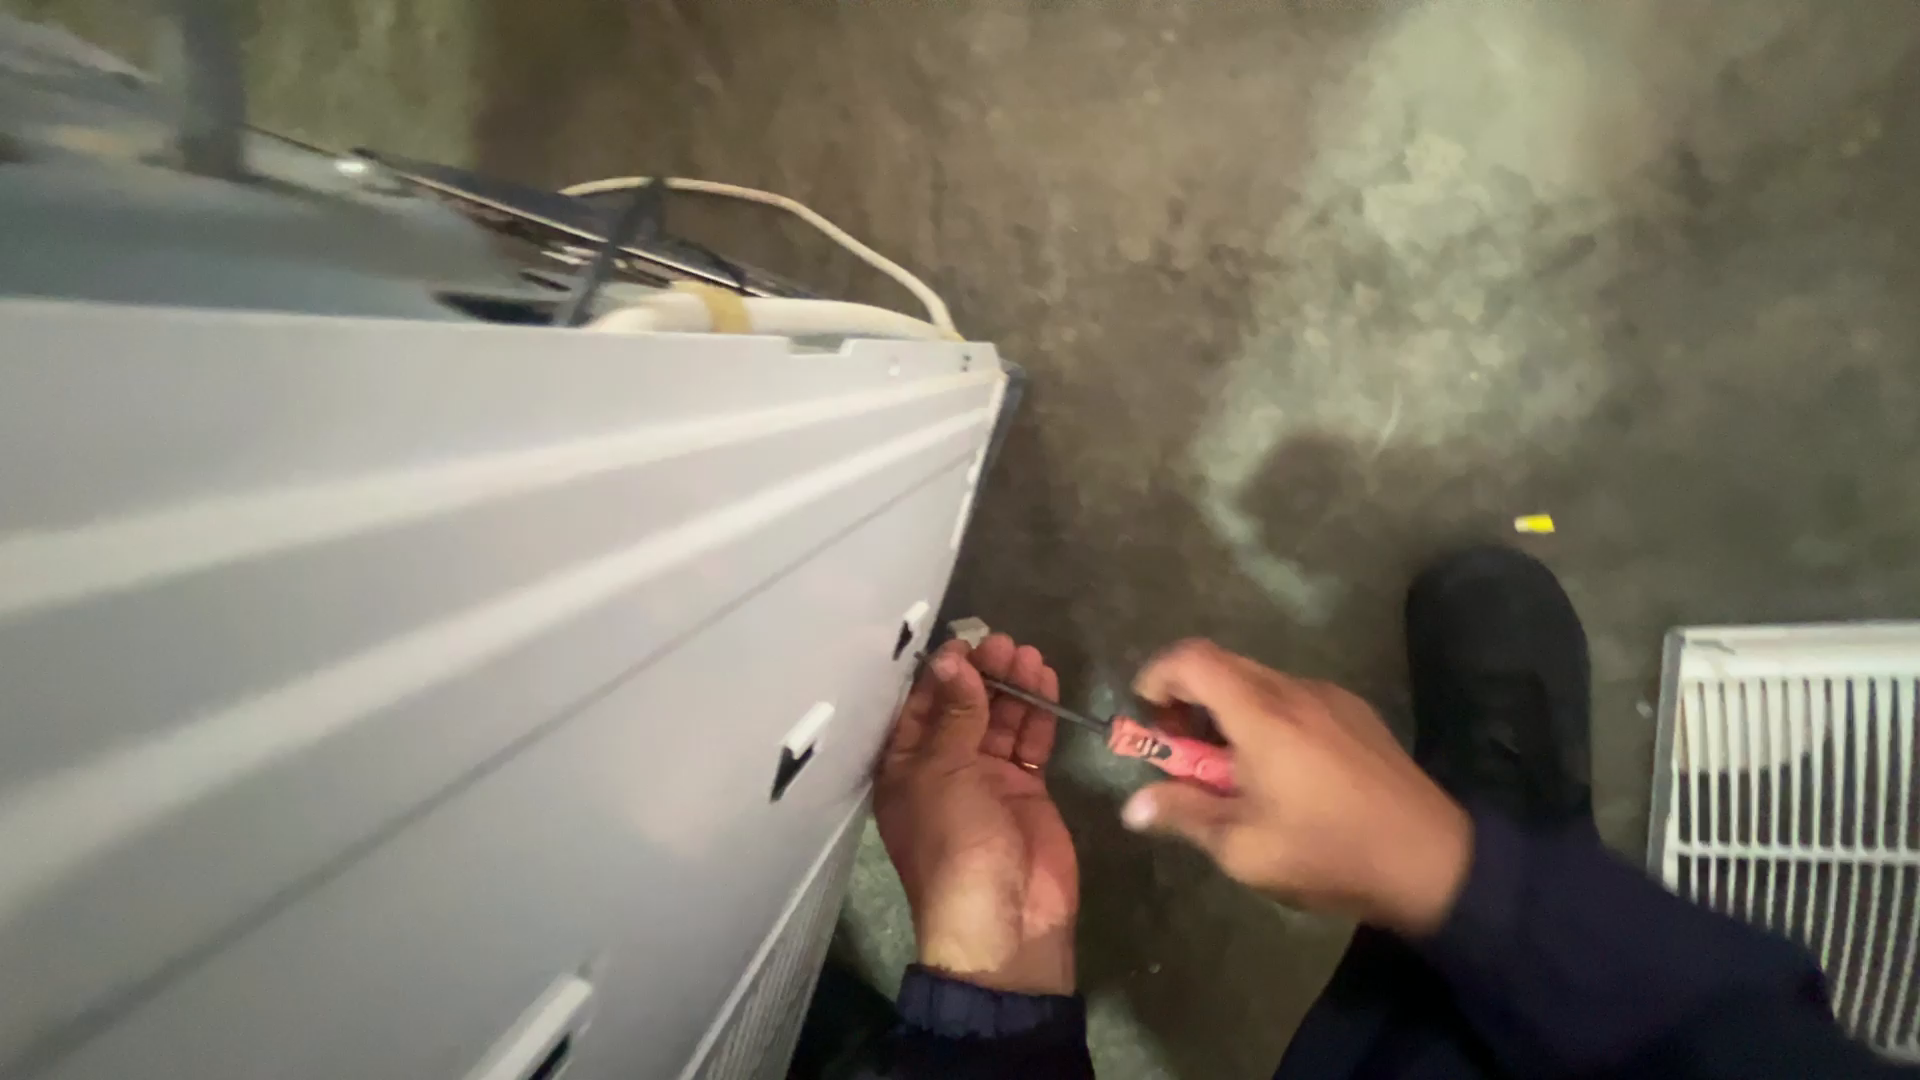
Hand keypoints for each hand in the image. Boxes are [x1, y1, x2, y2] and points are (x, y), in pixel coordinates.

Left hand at [875, 635, 1077, 993]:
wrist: (1008, 922)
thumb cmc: (956, 844)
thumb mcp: (946, 773)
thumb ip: (956, 715)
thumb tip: (955, 660)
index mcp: (906, 768)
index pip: (921, 709)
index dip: (942, 675)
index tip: (965, 642)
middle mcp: (944, 769)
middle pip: (964, 710)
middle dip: (983, 676)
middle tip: (1004, 644)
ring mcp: (987, 779)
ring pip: (1000, 721)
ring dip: (1013, 689)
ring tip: (1027, 654)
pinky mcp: (1026, 789)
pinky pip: (1030, 742)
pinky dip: (1038, 715)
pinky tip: (1046, 683)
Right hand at [1118, 639, 1472, 936]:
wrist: (1439, 863)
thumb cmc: (1330, 852)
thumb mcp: (1245, 849)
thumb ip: (1184, 816)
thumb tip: (1133, 808)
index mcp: (1261, 714)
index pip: (1192, 659)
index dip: (1158, 675)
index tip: (1148, 715)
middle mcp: (1292, 690)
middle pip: (1220, 664)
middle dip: (1185, 695)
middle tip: (1181, 747)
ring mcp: (1328, 696)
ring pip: (1255, 679)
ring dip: (1225, 707)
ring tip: (1231, 764)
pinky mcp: (1354, 710)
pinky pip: (1290, 694)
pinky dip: (1262, 713)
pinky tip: (1280, 766)